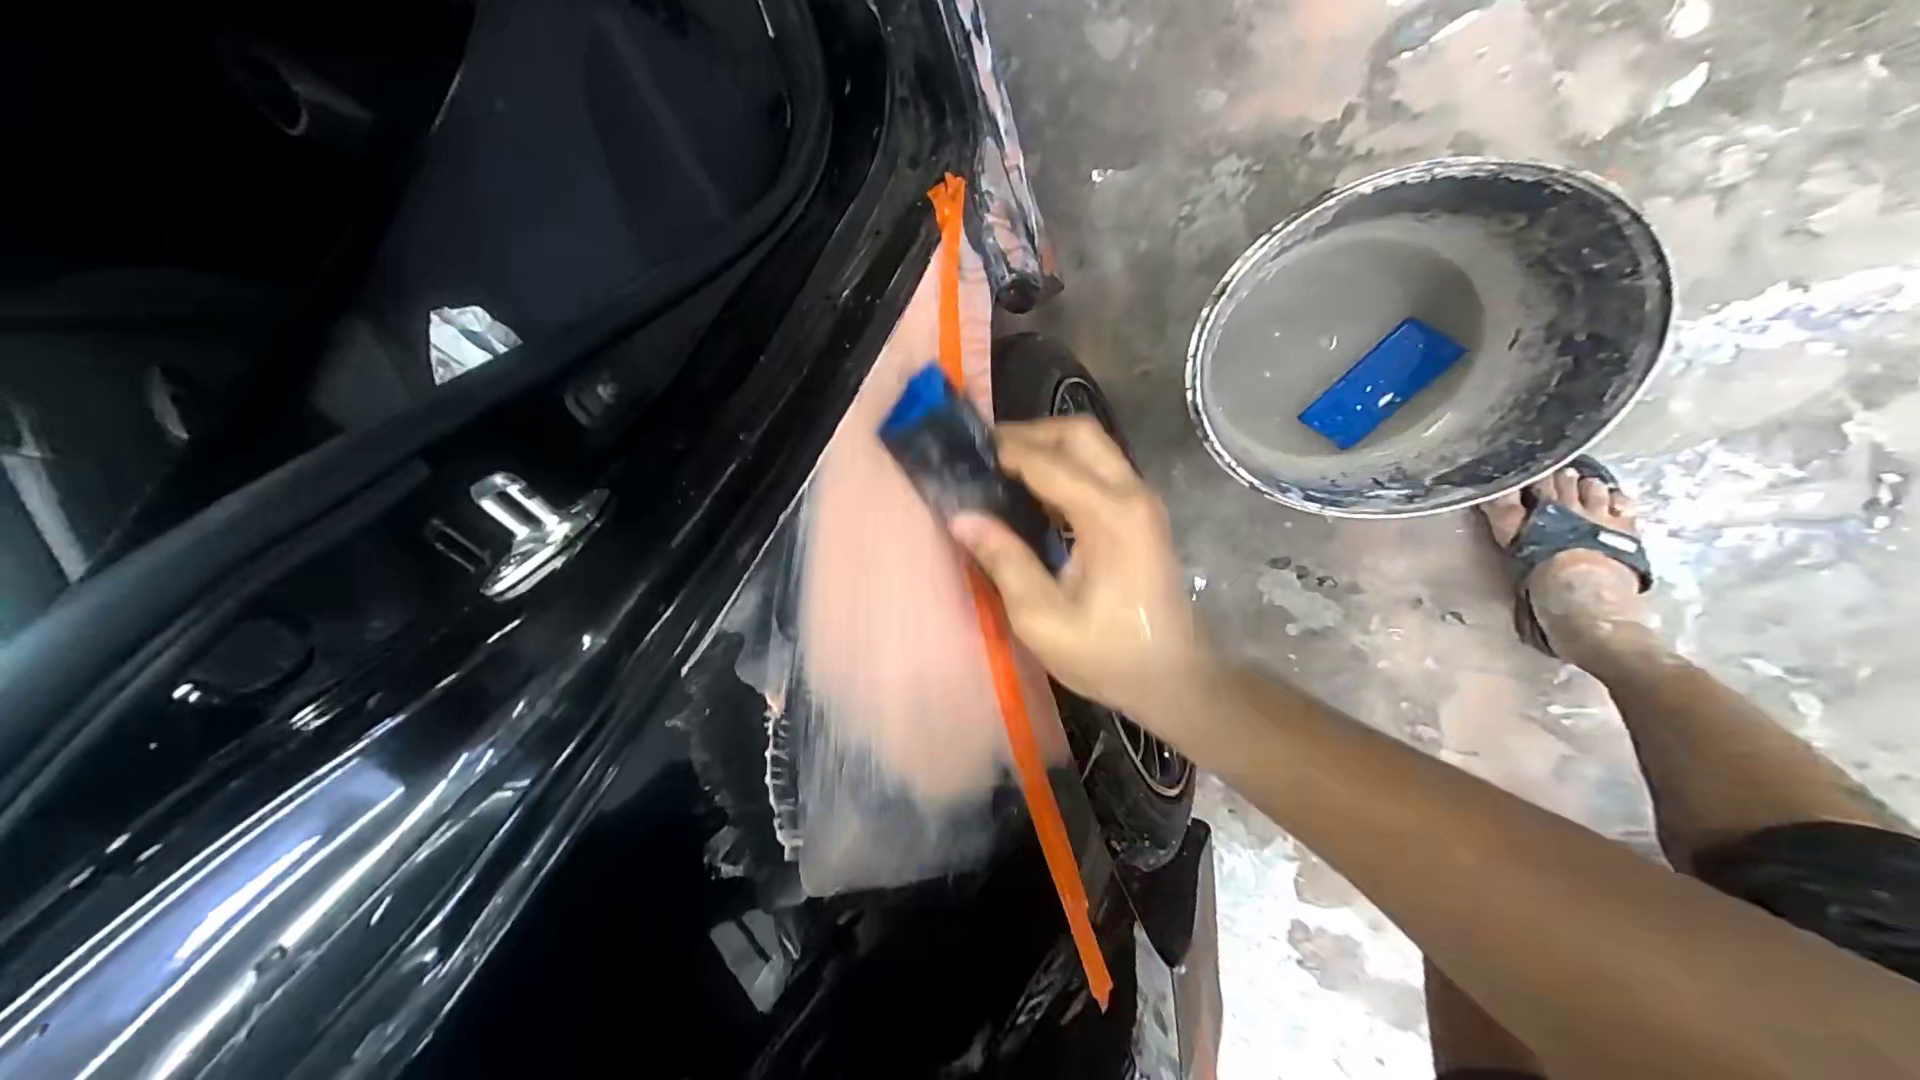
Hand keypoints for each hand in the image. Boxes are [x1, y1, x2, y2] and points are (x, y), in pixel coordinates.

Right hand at [949, 417, 1216, 722]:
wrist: (1175, 679)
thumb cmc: (1108, 655)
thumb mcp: (1042, 618)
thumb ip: (1004, 561)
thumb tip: (962, 517)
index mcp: (1110, 515)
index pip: (1048, 461)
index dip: (1004, 451)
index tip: (964, 453)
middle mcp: (1132, 494)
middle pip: (1078, 434)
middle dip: (1029, 434)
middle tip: (985, 454)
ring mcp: (1143, 502)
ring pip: (1093, 447)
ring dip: (1048, 447)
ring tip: (1003, 468)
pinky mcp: (1143, 515)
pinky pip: (1101, 469)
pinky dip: (1066, 467)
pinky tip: (1035, 492)